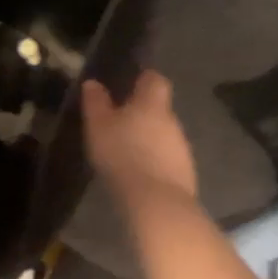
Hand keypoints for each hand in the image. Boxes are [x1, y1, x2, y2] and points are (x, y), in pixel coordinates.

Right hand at [81, 70, 197, 201]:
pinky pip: (166, 157)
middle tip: (118, 119)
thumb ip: (96, 102)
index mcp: (151, 104)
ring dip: (147, 137)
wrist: (156, 201)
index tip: (130, 80)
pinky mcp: (184, 171)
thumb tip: (93, 83)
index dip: (144, 78)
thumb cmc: (122, 153)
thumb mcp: (98, 126)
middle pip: (159, 109)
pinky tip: (137, 170)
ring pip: (163, 134)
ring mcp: (181, 147)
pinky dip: (153, 158)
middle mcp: (172, 121)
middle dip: (142, 111)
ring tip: (125, 148)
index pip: (155, 80)